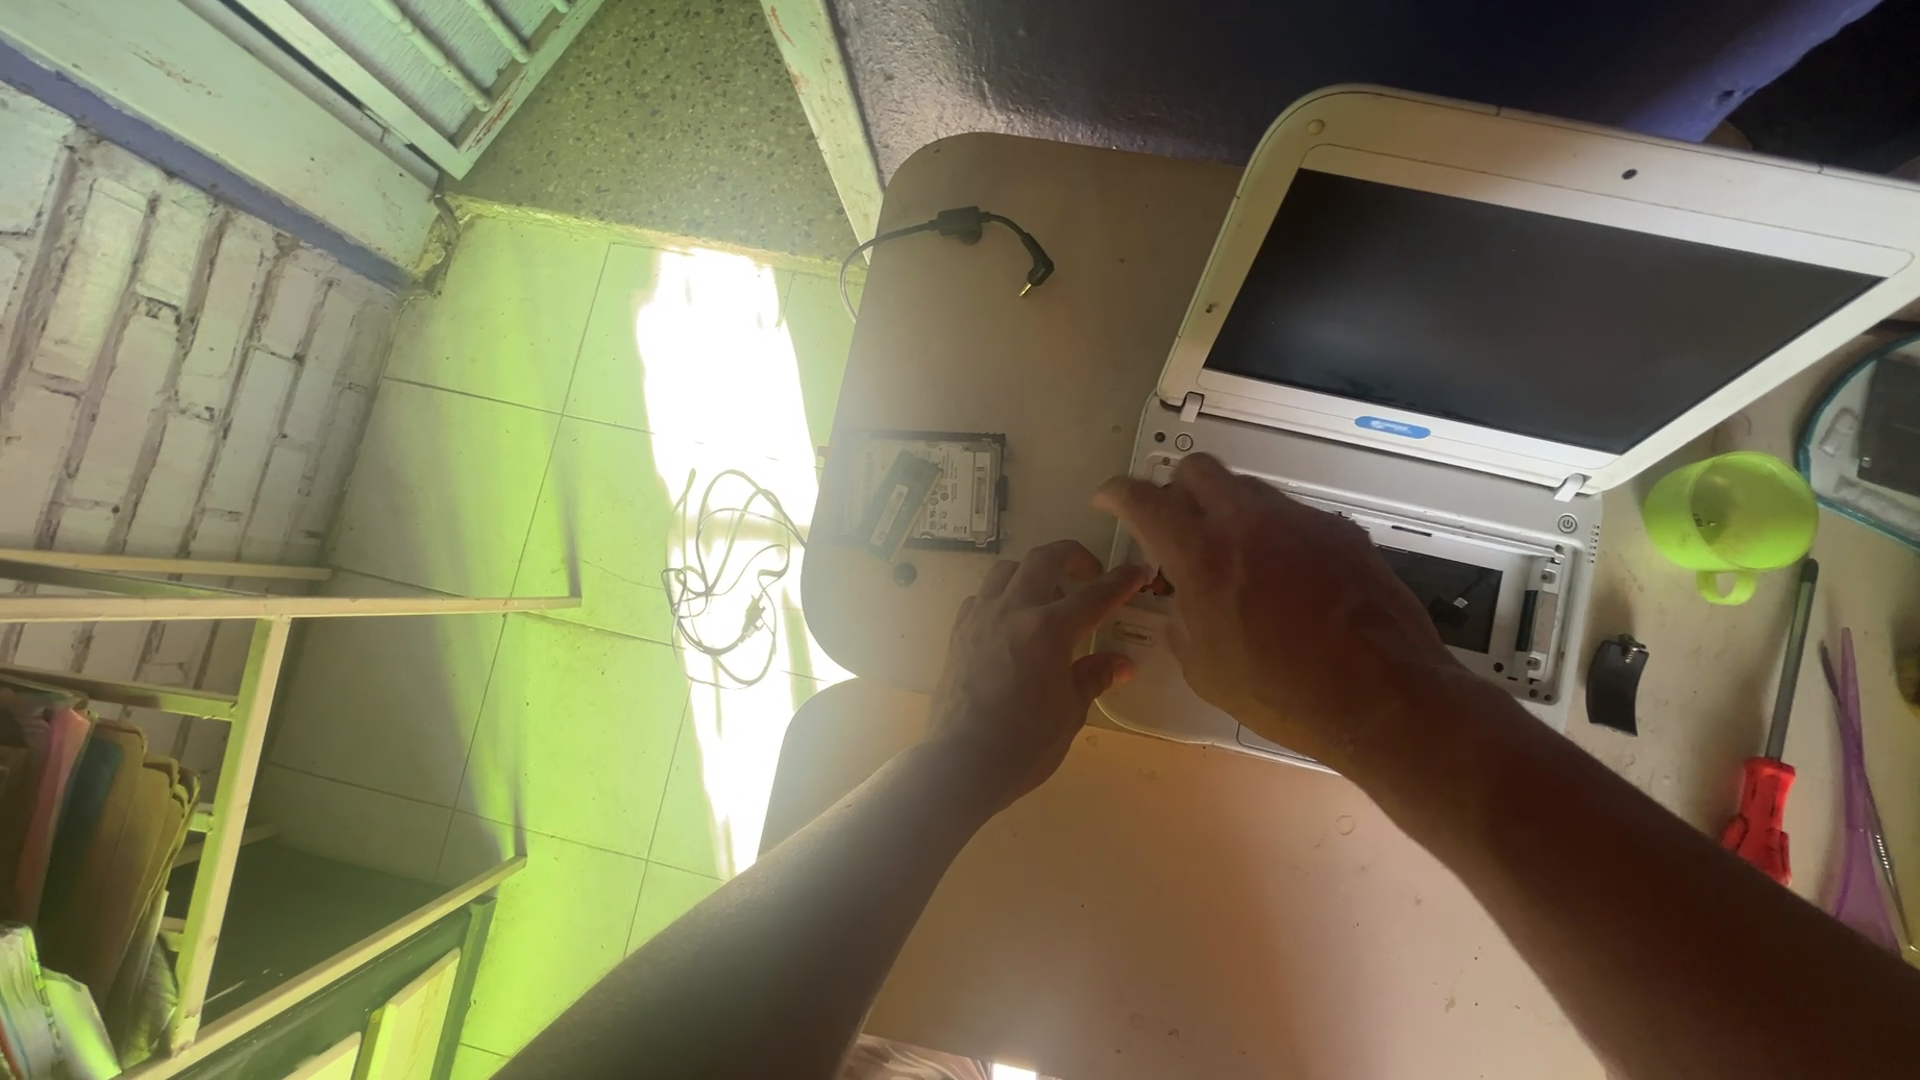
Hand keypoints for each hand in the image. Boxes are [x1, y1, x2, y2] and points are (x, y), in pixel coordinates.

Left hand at [926, 540, 1149, 812]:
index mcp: (1049, 630)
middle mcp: (1013, 611)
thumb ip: (1093, 677)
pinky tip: (1010, 621)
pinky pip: (981, 597)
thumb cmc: (1025, 743)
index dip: (1121, 581)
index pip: (1095, 596)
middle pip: (1044, 559)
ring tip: (1046, 597)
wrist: (962, 762)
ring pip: (1006, 570)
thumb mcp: (1070, 711)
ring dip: (1032, 572)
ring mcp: (980, 618)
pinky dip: (1001, 597)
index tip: (1138, 571)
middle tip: (1089, 574)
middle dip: (1072, 556)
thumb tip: (1122, 663)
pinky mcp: (958, 633)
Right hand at [1093, 454, 1473, 769]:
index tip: (1109, 498)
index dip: (1116, 492)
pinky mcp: (1339, 531)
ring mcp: (1298, 520)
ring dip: (1224, 509)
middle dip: (1175, 490)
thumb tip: (1186, 601)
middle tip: (1174, 525)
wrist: (1384, 698)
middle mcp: (1247, 521)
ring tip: (1231, 554)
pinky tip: (1283, 574)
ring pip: (1246, 488)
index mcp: (1201, 554)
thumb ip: (1181, 618)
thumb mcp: (1203, 666)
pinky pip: (1290, 514)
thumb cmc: (1282, 692)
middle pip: (1197, 470)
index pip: (1143, 498)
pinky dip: (1271, 531)